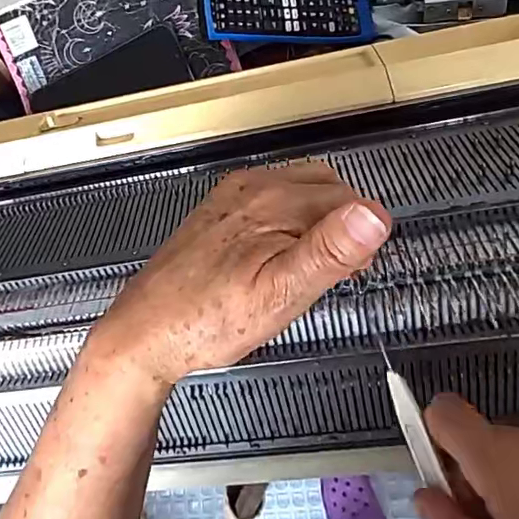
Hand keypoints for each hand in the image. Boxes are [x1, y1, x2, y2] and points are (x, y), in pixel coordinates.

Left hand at [83, 163, 390, 388]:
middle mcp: (253, 187)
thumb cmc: (205, 319)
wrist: (146, 331)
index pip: (347, 201)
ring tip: (311, 265)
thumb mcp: (281, 293)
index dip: (361, 238)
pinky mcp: (222, 210)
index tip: (357, 269)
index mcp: (274, 201)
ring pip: (300, 190)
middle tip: (340, 270)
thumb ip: (329, 251)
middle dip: (342, 224)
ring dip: (318, 220)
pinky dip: (290, 219)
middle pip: (327, 188)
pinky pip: (272, 198)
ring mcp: (234, 196)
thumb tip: (373, 216)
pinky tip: (279, 254)